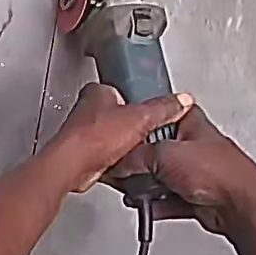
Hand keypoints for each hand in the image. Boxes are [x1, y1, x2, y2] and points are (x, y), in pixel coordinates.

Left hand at [41, 83, 192, 194]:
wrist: (74, 166)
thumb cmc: (94, 137)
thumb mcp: (141, 118)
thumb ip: (162, 109)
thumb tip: (181, 101)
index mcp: (98, 92)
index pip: (121, 89)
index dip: (137, 98)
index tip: (150, 107)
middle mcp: (87, 109)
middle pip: (117, 113)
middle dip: (132, 124)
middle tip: (146, 131)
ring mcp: (83, 131)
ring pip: (111, 135)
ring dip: (123, 143)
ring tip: (135, 148)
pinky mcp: (83, 152)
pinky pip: (105, 153)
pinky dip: (115, 158)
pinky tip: (122, 162)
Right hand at [107, 105, 255, 234]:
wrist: (241, 207)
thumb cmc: (219, 172)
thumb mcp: (163, 154)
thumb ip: (134, 156)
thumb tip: (116, 162)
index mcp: (190, 122)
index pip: (156, 116)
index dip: (137, 126)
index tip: (120, 136)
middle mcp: (193, 144)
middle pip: (153, 150)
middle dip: (137, 163)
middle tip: (123, 170)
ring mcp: (194, 171)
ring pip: (159, 177)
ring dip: (145, 187)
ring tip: (134, 192)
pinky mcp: (194, 195)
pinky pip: (166, 199)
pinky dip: (155, 204)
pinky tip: (147, 207)